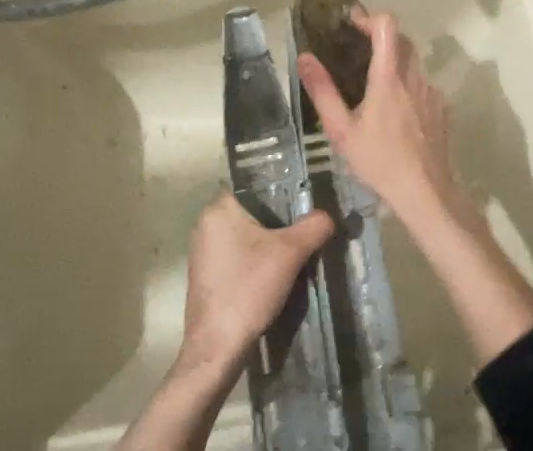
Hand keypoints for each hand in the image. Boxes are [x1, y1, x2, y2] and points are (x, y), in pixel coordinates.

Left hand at [177, 191, 333, 377]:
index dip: (282, 191)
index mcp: (219, 208)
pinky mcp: (207, 274)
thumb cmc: (248, 289)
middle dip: (279, 220)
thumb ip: (313, 227)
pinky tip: (275, 274)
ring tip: (296, 251)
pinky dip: (256, 259)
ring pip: (245, 234)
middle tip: (306, 228)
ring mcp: (203, 250)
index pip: (255, 184)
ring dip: (268, 242)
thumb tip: (329, 215)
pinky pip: (237, 254)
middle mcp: (206, 223)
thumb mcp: (290, 254)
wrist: (217, 346)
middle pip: (252, 210)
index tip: (306, 202)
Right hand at [298, 9, 475, 233]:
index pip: (387, 26)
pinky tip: (395, 112)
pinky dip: (408, 86)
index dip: (370, 17)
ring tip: (373, 85)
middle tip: (358, 51)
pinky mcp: (441, 109)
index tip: (353, 25)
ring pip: (414, 63)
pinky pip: (423, 86)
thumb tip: (304, 57)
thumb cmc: (379, 161)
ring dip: (395, 63)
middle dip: (381, 38)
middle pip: (402, 40)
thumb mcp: (341, 130)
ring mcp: (432, 92)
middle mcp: (414, 77)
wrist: (425, 191)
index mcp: (389, 77)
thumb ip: (322, 91)